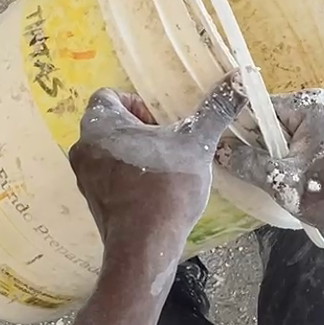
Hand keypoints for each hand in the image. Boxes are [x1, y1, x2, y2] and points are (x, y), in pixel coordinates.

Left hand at [68, 79, 243, 252]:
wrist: (145, 248)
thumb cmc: (165, 188)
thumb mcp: (197, 144)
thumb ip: (215, 109)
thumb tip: (240, 76)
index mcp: (99, 124)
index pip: (110, 96)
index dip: (138, 104)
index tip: (162, 122)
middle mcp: (83, 147)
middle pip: (111, 124)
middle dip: (140, 129)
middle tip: (169, 142)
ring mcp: (84, 177)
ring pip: (110, 152)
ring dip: (134, 154)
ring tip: (165, 166)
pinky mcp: (93, 202)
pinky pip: (110, 178)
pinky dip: (129, 178)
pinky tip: (156, 191)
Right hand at [214, 89, 323, 237]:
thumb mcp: (284, 183)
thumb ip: (247, 164)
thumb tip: (216, 150)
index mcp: (308, 105)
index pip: (256, 107)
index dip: (237, 130)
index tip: (222, 153)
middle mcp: (320, 105)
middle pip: (270, 122)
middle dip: (258, 148)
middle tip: (251, 175)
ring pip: (286, 138)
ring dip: (276, 159)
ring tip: (274, 183)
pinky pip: (302, 146)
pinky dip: (293, 163)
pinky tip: (295, 184)